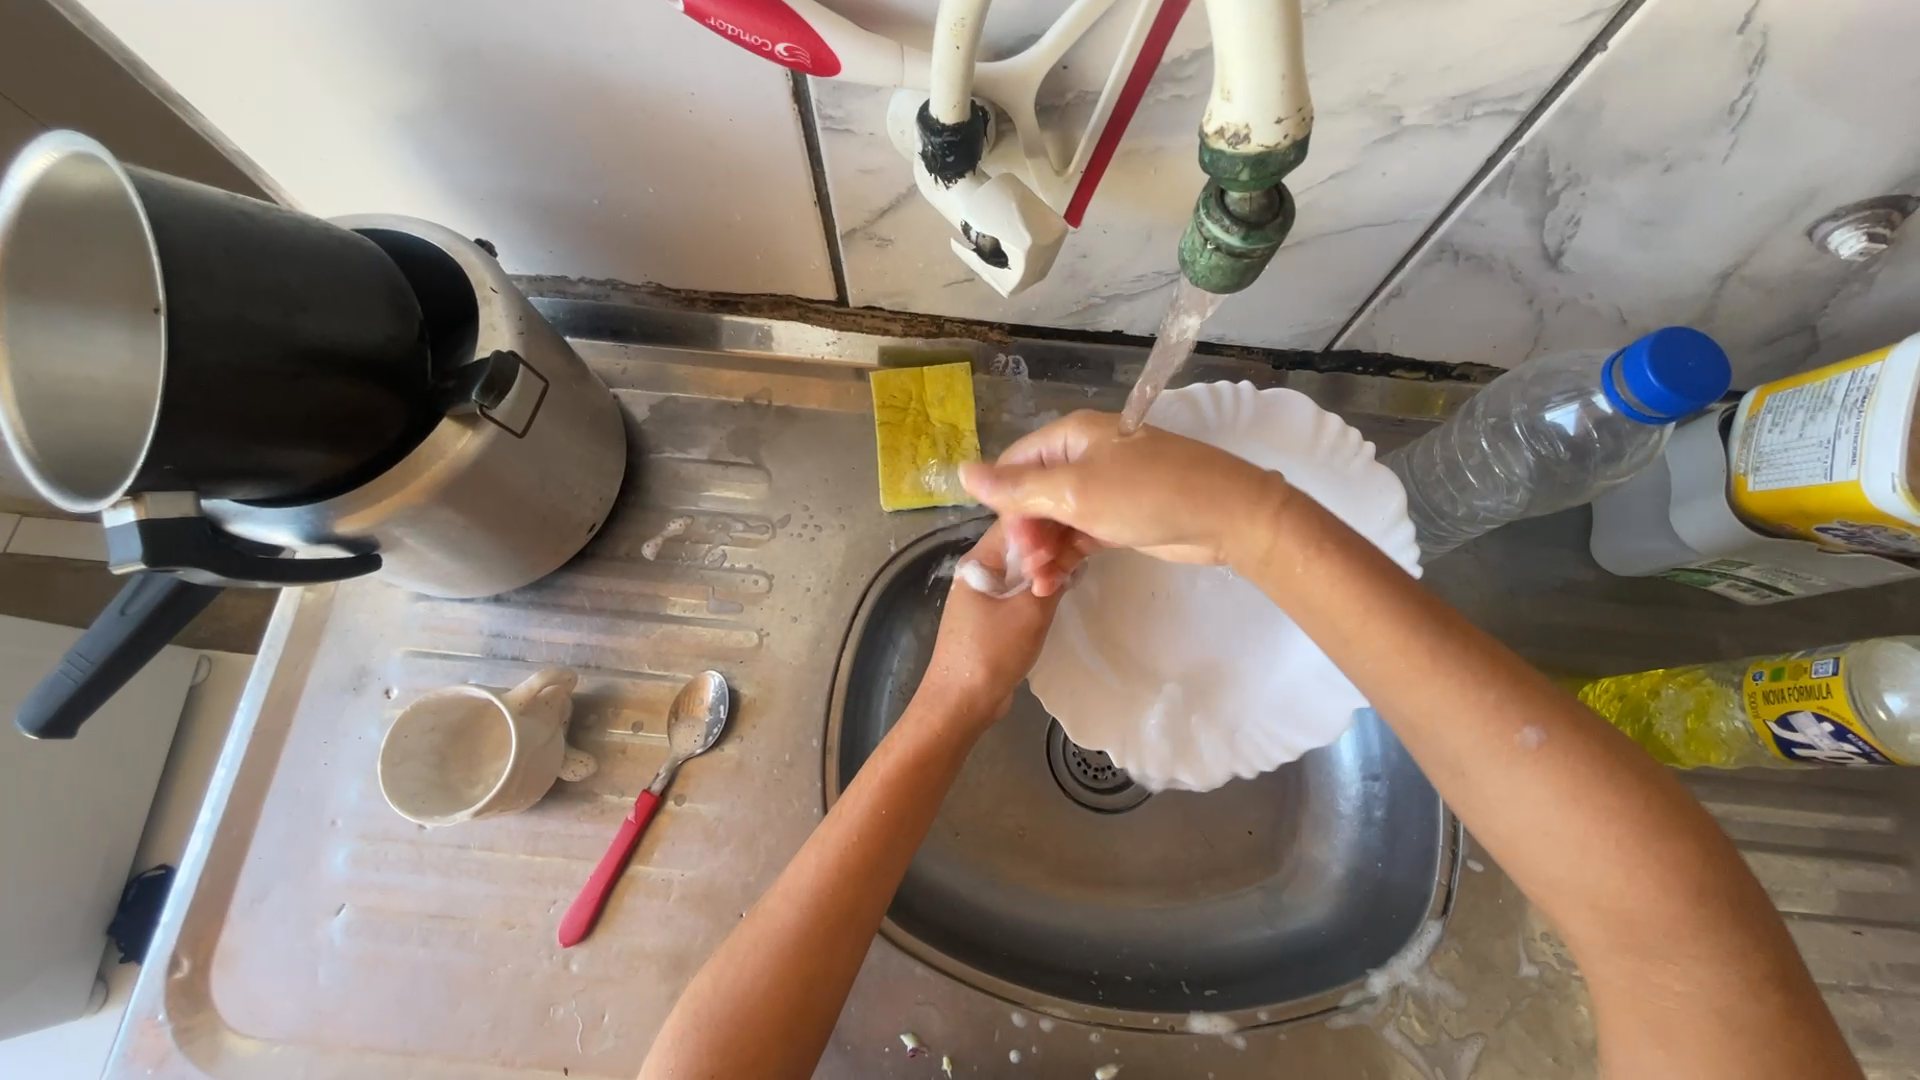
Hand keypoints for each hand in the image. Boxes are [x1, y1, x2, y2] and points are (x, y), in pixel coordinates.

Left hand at [921, 521, 1063, 722]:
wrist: (961, 702)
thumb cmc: (991, 652)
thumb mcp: (1030, 612)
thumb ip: (1051, 580)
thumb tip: (1070, 556)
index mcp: (979, 559)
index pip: (1016, 521)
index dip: (1048, 518)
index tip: (1080, 521)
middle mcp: (979, 569)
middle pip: (1019, 543)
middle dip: (1051, 543)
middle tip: (1087, 544)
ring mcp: (984, 592)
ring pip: (1021, 567)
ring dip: (1046, 567)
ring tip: (1080, 564)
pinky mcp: (991, 614)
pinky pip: (1019, 589)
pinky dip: (1039, 587)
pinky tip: (1062, 590)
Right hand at [959, 411, 1290, 571]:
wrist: (1227, 516)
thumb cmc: (1147, 494)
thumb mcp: (1074, 491)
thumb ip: (1017, 488)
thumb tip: (963, 472)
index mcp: (1070, 438)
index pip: (1016, 464)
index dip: (1004, 502)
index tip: (1009, 538)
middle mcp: (1083, 458)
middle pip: (1033, 495)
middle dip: (1026, 532)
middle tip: (1029, 567)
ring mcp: (1103, 490)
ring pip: (1055, 520)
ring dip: (1043, 551)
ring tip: (1041, 583)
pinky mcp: (1118, 518)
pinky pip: (1078, 536)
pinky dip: (1065, 557)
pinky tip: (1054, 583)